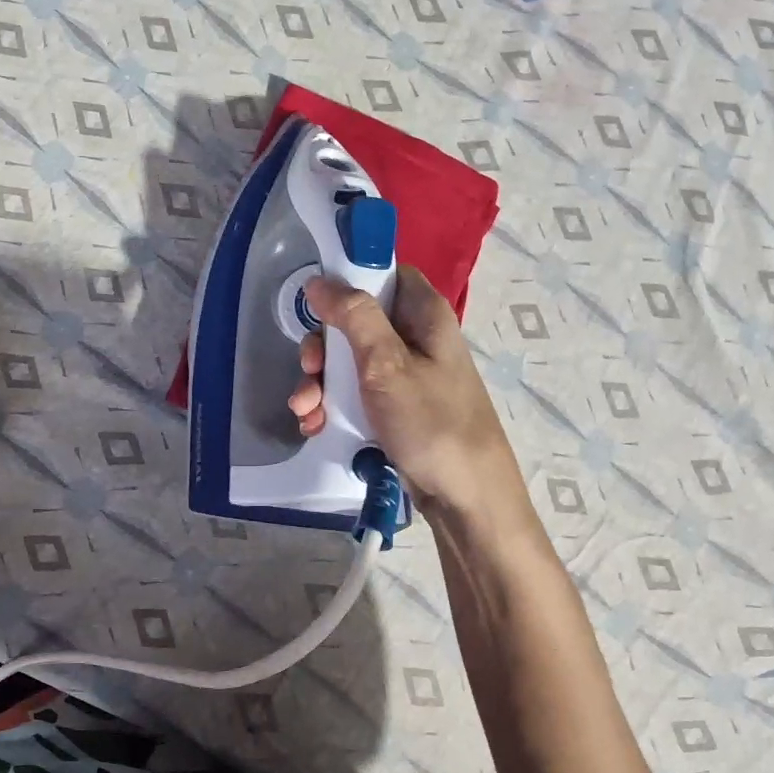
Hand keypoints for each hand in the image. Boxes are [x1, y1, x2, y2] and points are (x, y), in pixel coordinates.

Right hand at [287, 267, 516, 512]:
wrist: (467, 501)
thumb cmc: (432, 424)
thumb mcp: (386, 365)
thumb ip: (353, 317)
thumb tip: (319, 281)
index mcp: (423, 315)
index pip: (384, 271)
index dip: (348, 278)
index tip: (316, 299)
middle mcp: (415, 337)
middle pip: (355, 319)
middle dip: (322, 346)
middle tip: (310, 368)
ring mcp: (405, 374)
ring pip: (347, 359)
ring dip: (319, 383)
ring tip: (306, 410)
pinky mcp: (394, 406)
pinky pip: (353, 392)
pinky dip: (331, 405)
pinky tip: (315, 424)